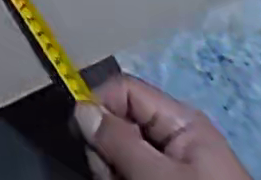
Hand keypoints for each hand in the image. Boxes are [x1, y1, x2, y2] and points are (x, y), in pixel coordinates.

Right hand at [73, 76, 252, 179]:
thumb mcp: (158, 177)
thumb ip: (118, 140)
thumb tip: (80, 108)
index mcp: (180, 121)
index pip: (123, 89)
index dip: (98, 106)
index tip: (84, 138)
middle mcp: (174, 136)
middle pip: (118, 121)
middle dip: (105, 149)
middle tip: (112, 178)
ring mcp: (172, 166)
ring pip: (120, 151)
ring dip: (112, 170)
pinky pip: (131, 172)